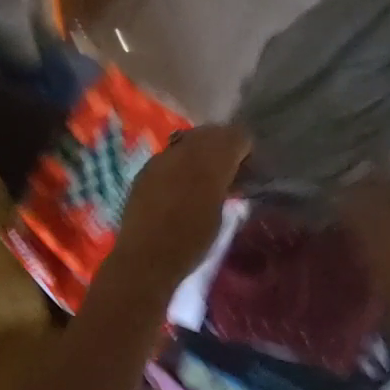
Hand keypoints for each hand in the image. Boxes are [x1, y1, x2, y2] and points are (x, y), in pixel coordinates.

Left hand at [110, 126, 251, 287]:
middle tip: (226, 174)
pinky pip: (169, 156)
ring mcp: (162, 157)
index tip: (245, 172)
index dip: (245, 151)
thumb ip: (227, 187)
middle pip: (212, 132)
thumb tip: (229, 179)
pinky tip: (177, 188)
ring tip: (200, 181)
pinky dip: (178, 165)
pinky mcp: (144, 170)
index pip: (238, 135)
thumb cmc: (193, 242)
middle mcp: (186, 149)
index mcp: (213, 159)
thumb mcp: (223, 215)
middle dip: (222, 148)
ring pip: (188, 141)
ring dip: (198, 154)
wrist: (146, 257)